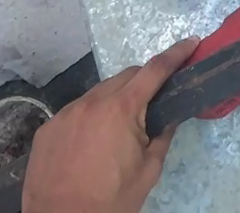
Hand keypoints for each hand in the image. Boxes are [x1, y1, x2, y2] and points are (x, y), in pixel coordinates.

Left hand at [21, 37, 198, 212]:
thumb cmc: (110, 201)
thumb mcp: (148, 171)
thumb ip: (163, 135)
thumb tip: (169, 115)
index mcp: (122, 109)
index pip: (155, 69)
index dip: (176, 53)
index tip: (191, 42)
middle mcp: (93, 101)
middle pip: (126, 76)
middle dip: (144, 83)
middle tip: (152, 105)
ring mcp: (66, 112)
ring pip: (100, 92)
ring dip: (115, 100)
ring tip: (117, 131)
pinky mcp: (48, 128)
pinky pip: (76, 111)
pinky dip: (89, 118)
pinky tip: (89, 144)